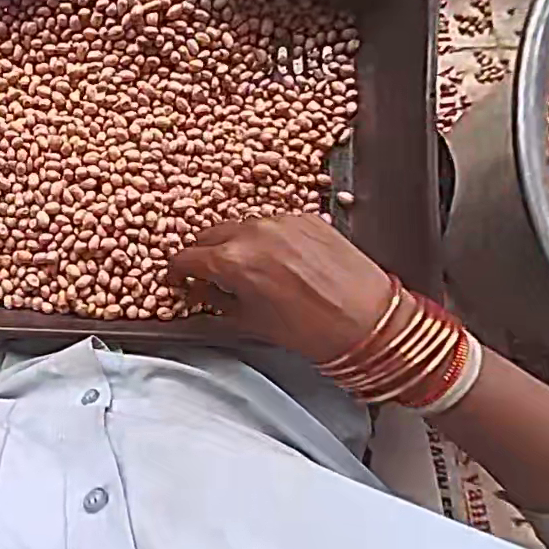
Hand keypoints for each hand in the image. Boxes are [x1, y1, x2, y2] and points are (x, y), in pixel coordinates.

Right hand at [167, 216, 394, 361]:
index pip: (186, 257)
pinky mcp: (306, 218)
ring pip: (240, 226)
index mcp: (232, 260)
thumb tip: (201, 290)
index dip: (177, 272)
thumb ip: (215, 299)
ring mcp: (282, 221)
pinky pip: (272, 223)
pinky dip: (265, 238)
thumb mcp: (249, 320)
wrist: (371, 323)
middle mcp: (253, 233)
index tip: (179, 279)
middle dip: (203, 255)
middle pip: (208, 235)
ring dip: (233, 244)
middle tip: (207, 274)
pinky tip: (276, 260)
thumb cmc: (313, 330)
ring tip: (245, 268)